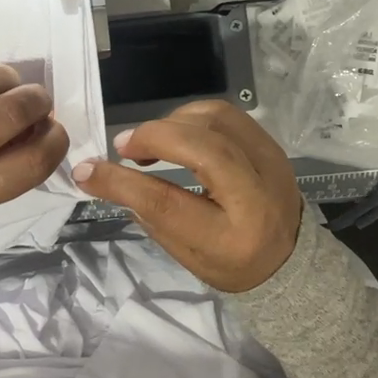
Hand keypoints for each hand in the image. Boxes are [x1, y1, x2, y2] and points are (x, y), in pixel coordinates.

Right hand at [73, 101, 302, 292]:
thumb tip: (103, 175)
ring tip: (149, 141)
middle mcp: (258, 197)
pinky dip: (191, 116)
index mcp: (232, 239)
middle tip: (123, 146)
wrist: (291, 261)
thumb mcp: (186, 254)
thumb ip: (148, 214)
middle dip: (153, 137)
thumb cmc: (231, 263)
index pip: (168, 202)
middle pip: (202, 148)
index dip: (121, 182)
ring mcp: (271, 164)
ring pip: (216, 119)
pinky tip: (175, 132)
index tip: (87, 171)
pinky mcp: (271, 145)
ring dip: (172, 122)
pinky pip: (227, 114)